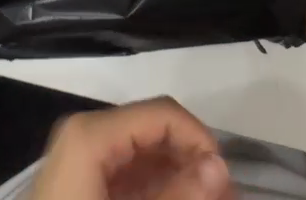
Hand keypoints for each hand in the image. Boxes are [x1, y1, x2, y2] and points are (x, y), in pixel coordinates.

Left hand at [28, 98, 234, 199]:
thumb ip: (178, 196)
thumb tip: (220, 166)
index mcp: (92, 134)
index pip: (162, 114)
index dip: (199, 140)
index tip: (223, 181)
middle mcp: (86, 135)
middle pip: (155, 132)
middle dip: (191, 163)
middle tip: (222, 198)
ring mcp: (82, 159)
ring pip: (145, 155)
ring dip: (177, 178)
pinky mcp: (82, 184)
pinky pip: (129, 176)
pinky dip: (156, 190)